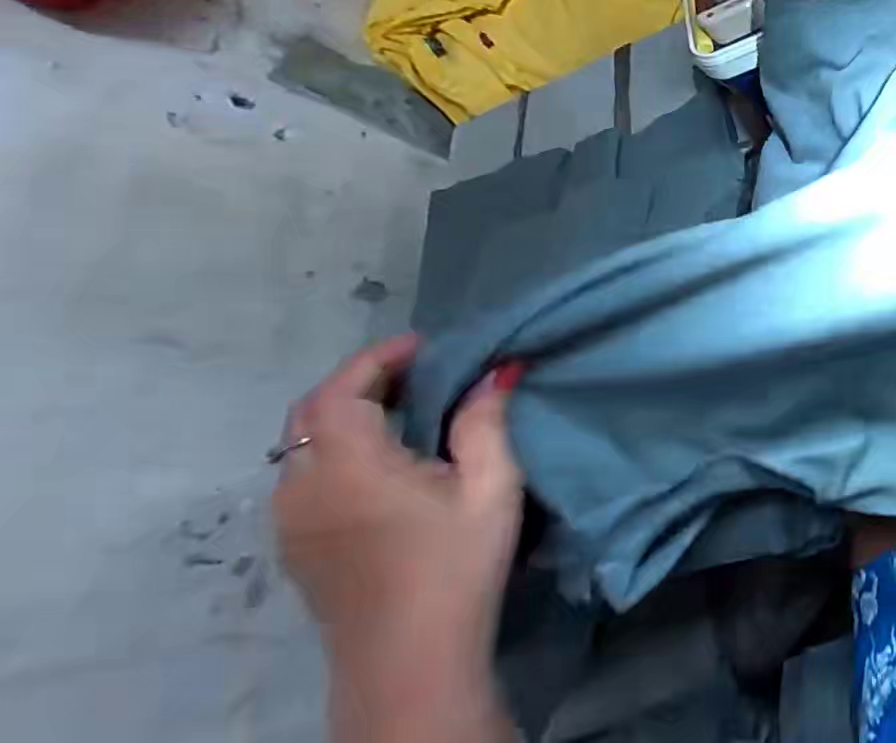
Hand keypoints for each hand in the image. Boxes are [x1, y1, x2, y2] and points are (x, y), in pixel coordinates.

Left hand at [272, 334, 521, 742]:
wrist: (412, 656)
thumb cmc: (457, 562)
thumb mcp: (490, 485)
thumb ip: (486, 422)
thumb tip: (498, 371)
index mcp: (346, 469)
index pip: (339, 391)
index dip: (378, 358)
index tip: (428, 344)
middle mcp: (301, 489)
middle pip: (312, 413)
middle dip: (362, 380)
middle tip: (423, 370)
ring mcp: (292, 522)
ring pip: (304, 444)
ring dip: (350, 412)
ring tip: (411, 406)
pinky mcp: (298, 545)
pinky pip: (308, 473)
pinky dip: (343, 444)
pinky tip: (390, 458)